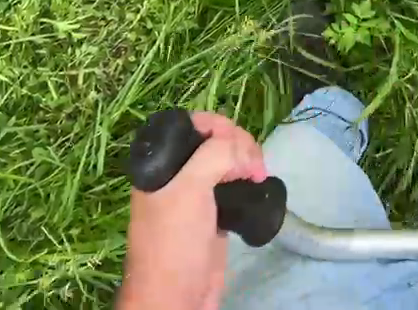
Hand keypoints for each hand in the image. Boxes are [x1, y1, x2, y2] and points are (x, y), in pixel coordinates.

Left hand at [118, 113, 267, 309]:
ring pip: (228, 160)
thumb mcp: (190, 187)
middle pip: (215, 140)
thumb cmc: (175, 241)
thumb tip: (246, 154)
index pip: (192, 125)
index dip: (219, 126)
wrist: (176, 300)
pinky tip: (256, 185)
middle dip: (239, 144)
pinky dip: (249, 179)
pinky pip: (234, 183)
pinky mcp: (213, 214)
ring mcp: (195, 195)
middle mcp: (176, 175)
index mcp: (160, 165)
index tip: (237, 144)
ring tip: (258, 175)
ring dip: (247, 160)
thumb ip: (218, 154)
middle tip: (253, 165)